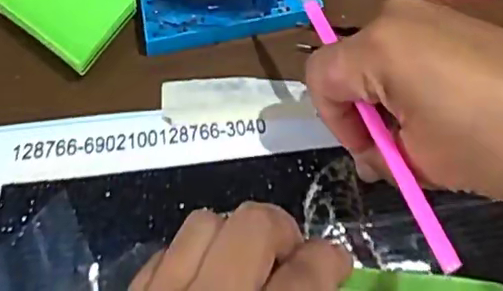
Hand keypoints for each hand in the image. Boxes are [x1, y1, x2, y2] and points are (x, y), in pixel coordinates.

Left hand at [130, 202, 351, 289]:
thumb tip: (323, 274)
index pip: (303, 276)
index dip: (328, 261)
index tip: (337, 261)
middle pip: (252, 224)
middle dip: (280, 232)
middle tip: (293, 259)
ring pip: (205, 223)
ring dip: (231, 237)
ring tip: (245, 264)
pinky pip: (165, 252)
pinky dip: (190, 257)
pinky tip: (202, 279)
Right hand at [304, 0, 502, 203]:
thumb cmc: (496, 142)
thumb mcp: (427, 162)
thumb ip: (383, 155)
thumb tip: (376, 152)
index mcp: (378, 44)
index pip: (319, 74)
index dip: (333, 121)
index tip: (371, 154)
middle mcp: (395, 15)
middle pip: (351, 60)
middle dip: (365, 109)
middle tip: (402, 152)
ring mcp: (430, 11)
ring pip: (383, 54)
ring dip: (391, 95)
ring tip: (436, 136)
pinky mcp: (459, 18)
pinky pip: (415, 46)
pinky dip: (417, 79)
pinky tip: (460, 111)